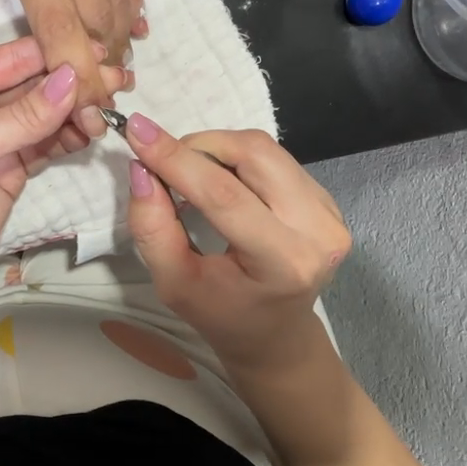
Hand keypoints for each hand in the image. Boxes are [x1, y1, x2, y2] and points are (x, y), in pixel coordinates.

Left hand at [0, 37, 118, 309]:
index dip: (51, 53)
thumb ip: (20, 117)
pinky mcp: (12, 170)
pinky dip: (70, 138)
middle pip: (31, 85)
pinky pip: (47, 144)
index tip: (95, 51)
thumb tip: (71, 80)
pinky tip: (91, 133)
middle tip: (118, 80)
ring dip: (76, 111)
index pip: (9, 60)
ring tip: (109, 111)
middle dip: (72, 83)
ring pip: (44, 115)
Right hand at [121, 115, 351, 367]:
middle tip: (164, 160)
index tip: (137, 131)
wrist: (274, 334)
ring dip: (216, 149)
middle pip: (254, 155)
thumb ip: (152, 228)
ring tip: (189, 174)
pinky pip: (275, 158)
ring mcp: (330, 213)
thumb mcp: (172, 282)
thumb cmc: (220, 313)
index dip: (176, 159)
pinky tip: (219, 182)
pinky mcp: (328, 200)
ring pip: (264, 149)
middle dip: (199, 145)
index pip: (224, 195)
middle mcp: (318, 232)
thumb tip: (140, 170)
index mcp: (282, 263)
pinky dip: (236, 159)